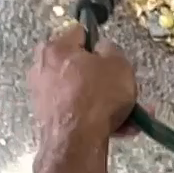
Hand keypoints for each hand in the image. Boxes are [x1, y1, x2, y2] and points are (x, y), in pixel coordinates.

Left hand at [28, 24, 136, 151]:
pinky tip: (120, 126)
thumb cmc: (98, 96)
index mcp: (55, 48)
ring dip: (106, 100)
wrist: (77, 139)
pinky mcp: (48, 116)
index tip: (112, 54)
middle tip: (124, 86)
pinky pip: (79, 110)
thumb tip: (103, 49)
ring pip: (83, 91)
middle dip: (105, 77)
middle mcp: (42, 68)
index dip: (99, 41)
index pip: (79, 32)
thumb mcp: (119, 63)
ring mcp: (43, 94)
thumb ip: (112, 49)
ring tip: (131, 113)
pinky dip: (97, 115)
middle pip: (80, 66)